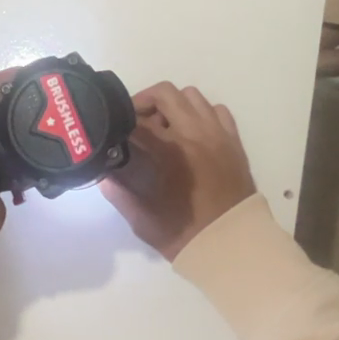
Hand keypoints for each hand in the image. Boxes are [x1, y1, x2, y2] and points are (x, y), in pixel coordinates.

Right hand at [101, 82, 256, 260]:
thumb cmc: (186, 234)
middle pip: (165, 93)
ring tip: (165, 126)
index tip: (114, 130)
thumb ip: (120, 194)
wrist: (233, 246)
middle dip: (144, 101)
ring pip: (192, 95)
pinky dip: (201, 113)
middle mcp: (195, 133)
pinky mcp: (233, 140)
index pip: (138, 120)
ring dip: (173, 104)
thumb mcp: (143, 220)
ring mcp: (217, 133)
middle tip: (136, 120)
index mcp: (170, 151)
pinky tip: (193, 132)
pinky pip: (217, 109)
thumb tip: (104, 175)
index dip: (121, 121)